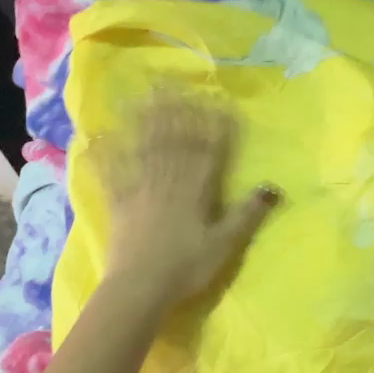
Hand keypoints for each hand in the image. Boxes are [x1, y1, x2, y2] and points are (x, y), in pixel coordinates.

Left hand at [92, 93, 280, 306]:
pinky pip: (111, 173)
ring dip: (146, 120)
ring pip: (146, 148)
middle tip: (177, 84)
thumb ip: (247, 214)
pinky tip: (100, 135)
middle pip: (175, 141)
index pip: (210, 151)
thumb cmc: (187, 268)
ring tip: (145, 95)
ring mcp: (140, 190)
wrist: (140, 288)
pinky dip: (106, 153)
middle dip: (179, 111)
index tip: (221, 102)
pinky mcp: (118, 204)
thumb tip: (273, 188)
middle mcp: (169, 182)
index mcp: (197, 192)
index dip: (216, 126)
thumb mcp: (225, 244)